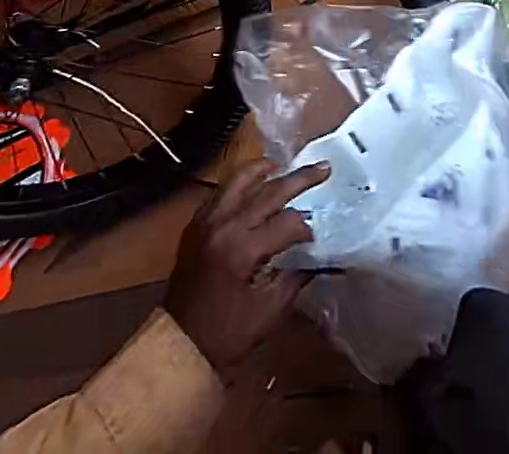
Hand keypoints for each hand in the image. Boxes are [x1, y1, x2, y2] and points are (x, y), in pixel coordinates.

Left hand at [163, 159, 330, 372]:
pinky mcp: (195, 222)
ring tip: (283, 166)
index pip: (286, 222)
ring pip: (238, 180)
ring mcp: (206, 219)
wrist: (182, 341)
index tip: (320, 233)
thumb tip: (326, 258)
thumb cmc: (229, 332)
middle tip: (322, 168)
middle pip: (267, 192)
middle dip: (298, 179)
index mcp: (243, 249)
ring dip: (263, 171)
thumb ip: (298, 277)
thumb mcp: (270, 309)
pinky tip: (254, 184)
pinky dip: (240, 183)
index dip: (308, 226)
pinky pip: (221, 191)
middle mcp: (223, 225)